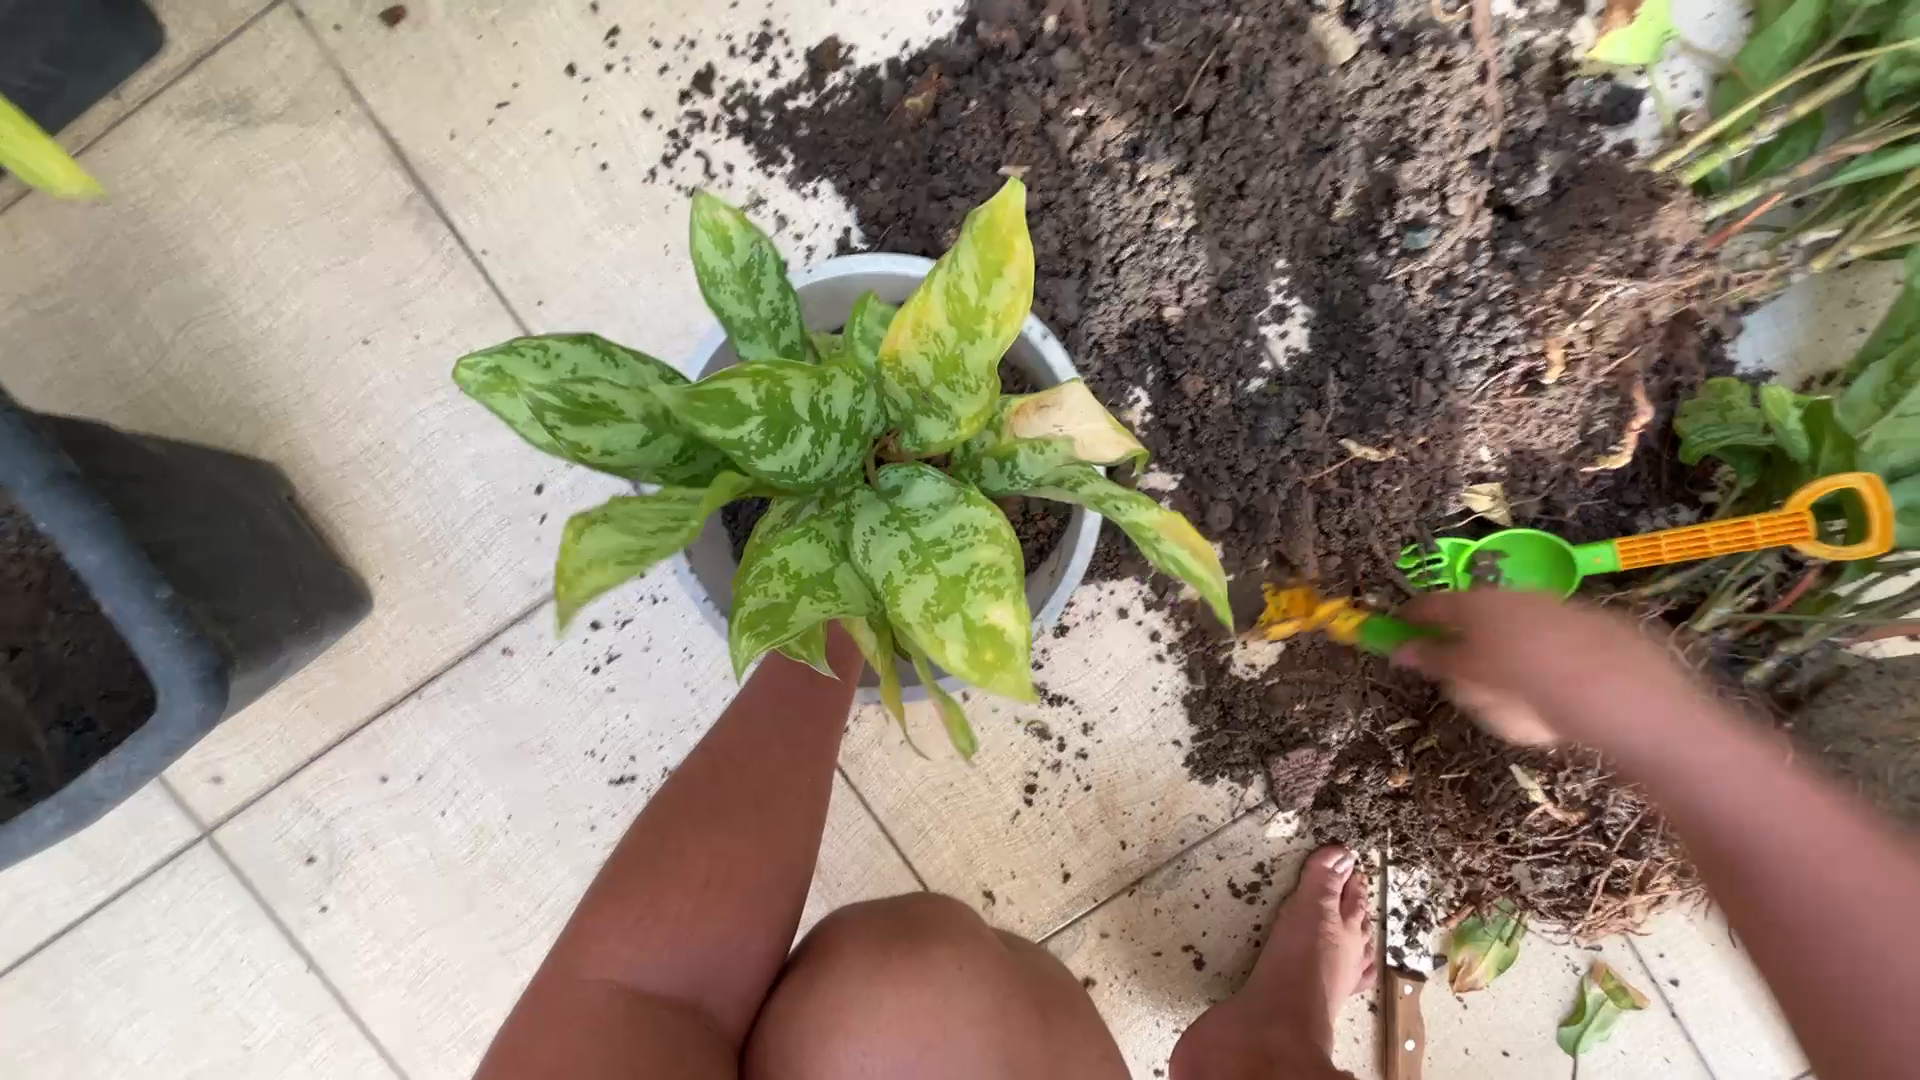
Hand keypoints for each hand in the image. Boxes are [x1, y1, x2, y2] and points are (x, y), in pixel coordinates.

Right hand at [1390, 589, 1699, 748]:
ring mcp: (1566, 610)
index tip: (1398, 641)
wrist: (1643, 711)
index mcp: (1483, 603)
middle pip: (1476, 618)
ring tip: (1520, 707)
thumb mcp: (1475, 682)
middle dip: (1466, 650)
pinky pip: (1558, 647)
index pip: (1432, 604)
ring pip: (1518, 634)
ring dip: (1507, 663)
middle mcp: (1521, 597)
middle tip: (1468, 690)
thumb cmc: (1540, 694)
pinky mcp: (1606, 631)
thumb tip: (1400, 650)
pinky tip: (1562, 701)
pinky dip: (1547, 667)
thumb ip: (1435, 661)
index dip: (1411, 621)